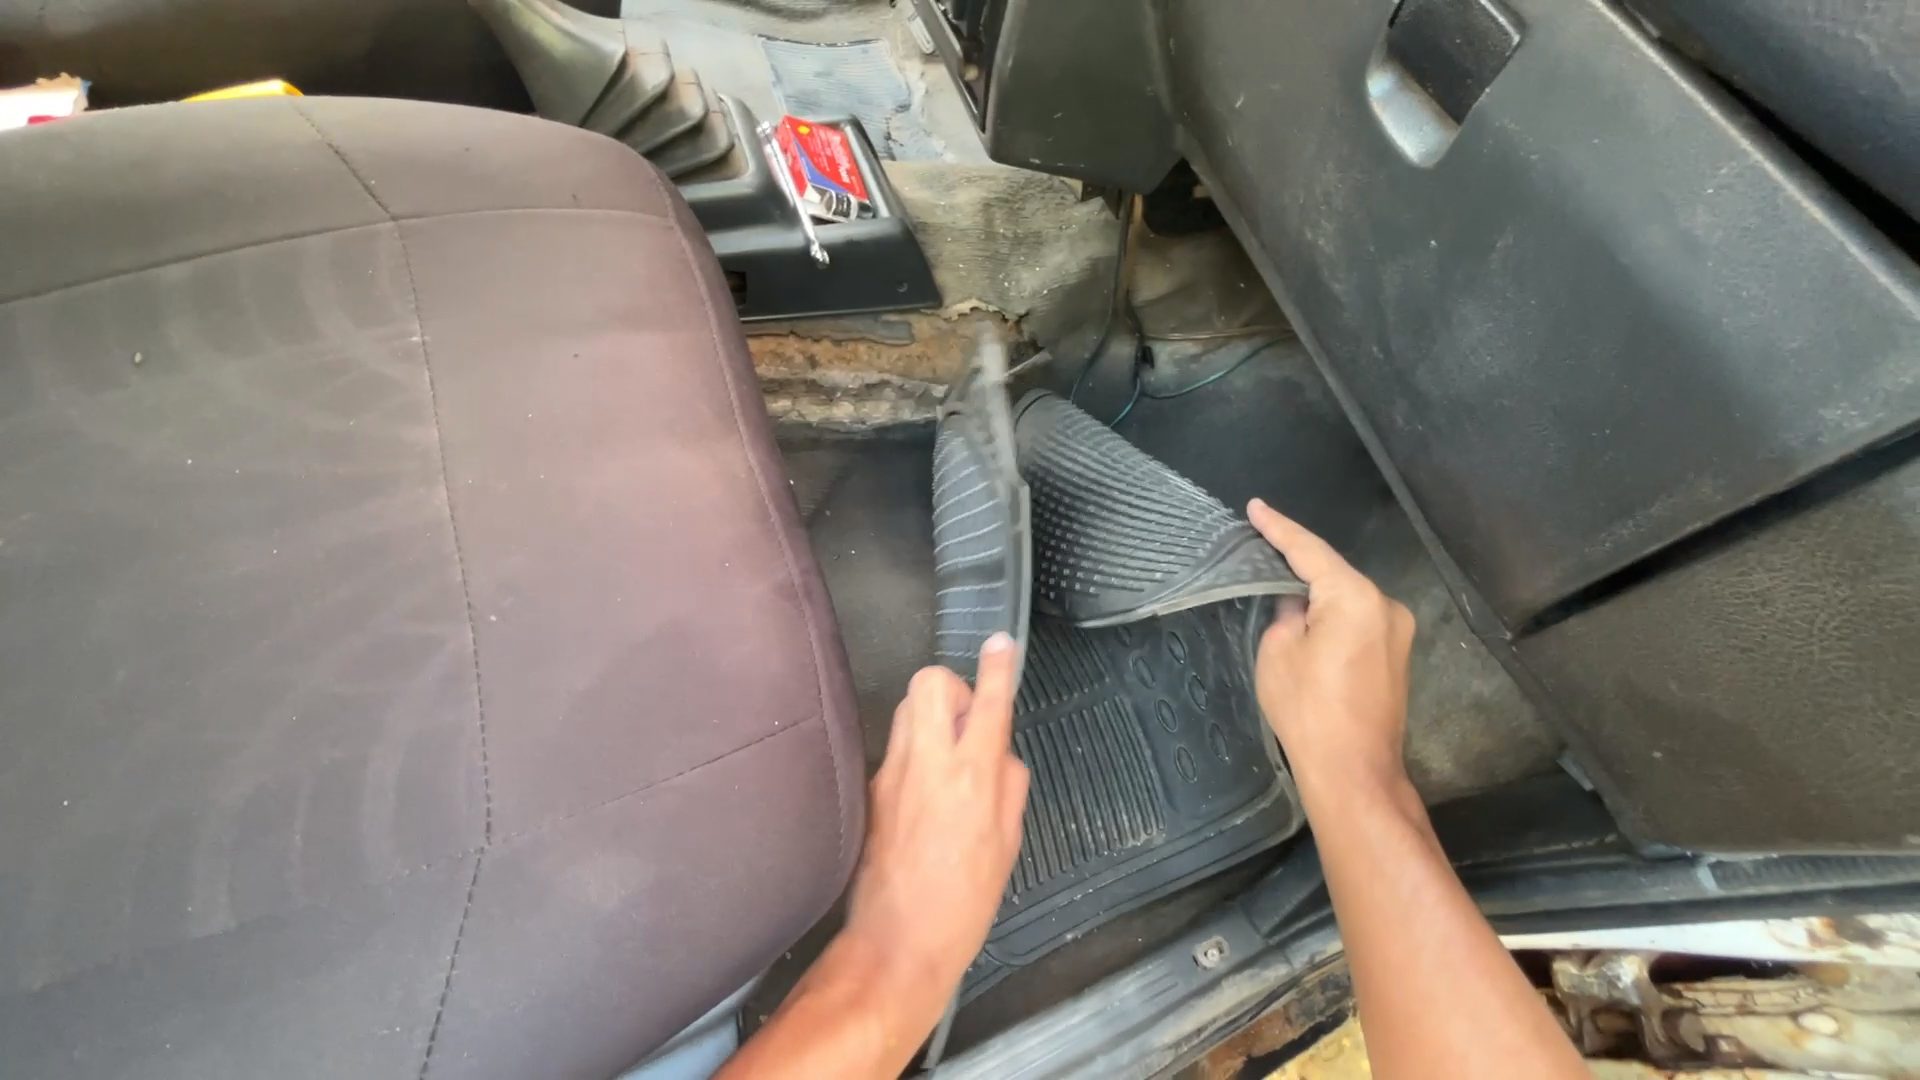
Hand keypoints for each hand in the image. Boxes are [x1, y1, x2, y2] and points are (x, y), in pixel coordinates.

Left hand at [841, 633, 1029, 1016]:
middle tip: (967, 718)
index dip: (998, 666)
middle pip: (930, 682)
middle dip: (954, 685)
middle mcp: (928, 764)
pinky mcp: (872, 787)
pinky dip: (915, 748)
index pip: (987, 703)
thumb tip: (1001, 753)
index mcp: (972, 778)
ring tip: (947, 749)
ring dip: (932, 714)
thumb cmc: (961, 902)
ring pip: (908, 706)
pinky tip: (926, 786)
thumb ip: (1009, 785)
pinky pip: (897, 744)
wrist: (898, 941)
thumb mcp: (1008, 844)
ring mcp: (893, 773)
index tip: (1001, 643)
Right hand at [1248, 499, 1415, 799]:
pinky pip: (1357, 620)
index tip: (1255, 507)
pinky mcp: (1396, 656)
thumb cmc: (1308, 708)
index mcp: (1355, 598)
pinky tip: (1308, 621)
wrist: (1353, 770)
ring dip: (1315, 594)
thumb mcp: (1278, 650)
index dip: (1278, 528)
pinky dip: (1331, 615)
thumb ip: (1287, 612)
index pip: (1309, 551)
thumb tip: (1299, 605)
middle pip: (1332, 573)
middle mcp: (1386, 606)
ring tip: (1278, 590)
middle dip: (1297, 563)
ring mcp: (1397, 632)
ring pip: (1346, 598)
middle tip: (1260, 548)